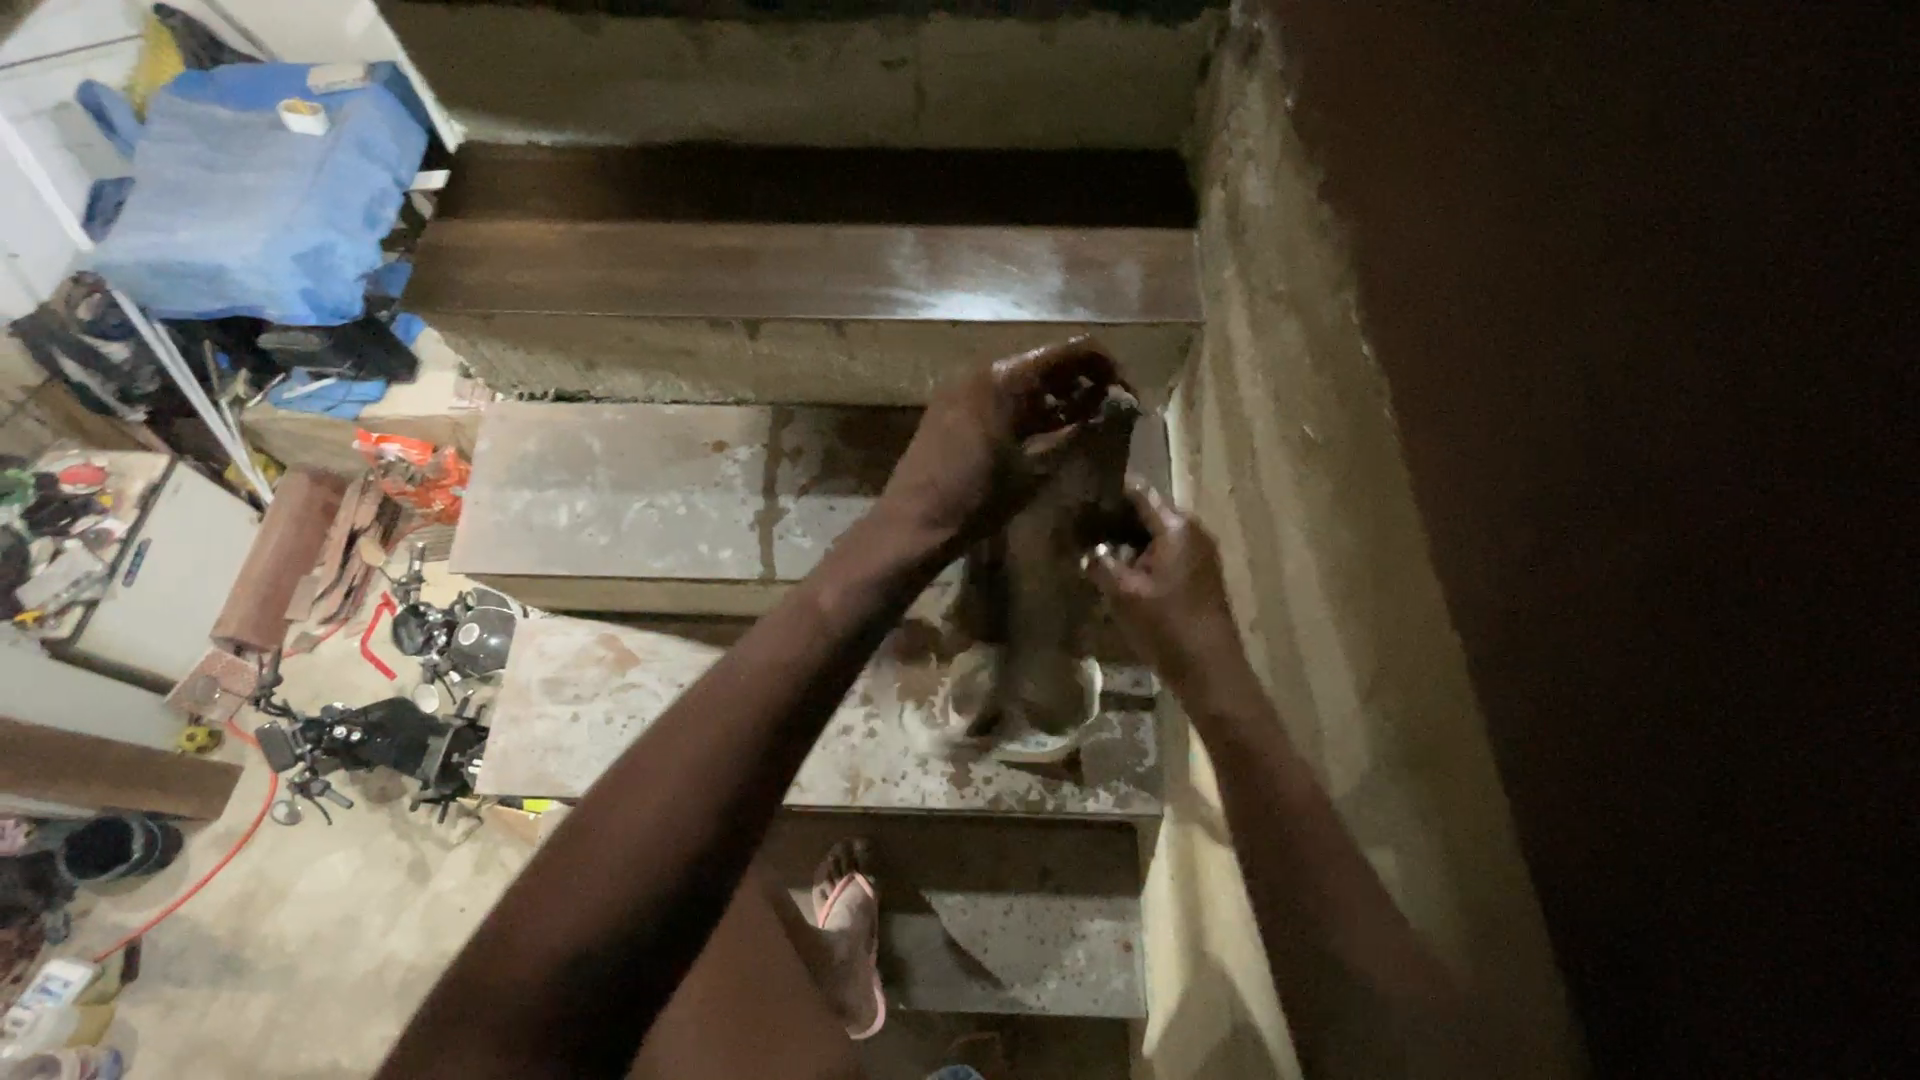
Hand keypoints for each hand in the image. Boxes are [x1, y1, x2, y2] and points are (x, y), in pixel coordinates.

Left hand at [881, 337, 1120, 543]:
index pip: (1072, 352)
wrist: (914, 523)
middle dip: (1084, 383)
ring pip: (1023, 382)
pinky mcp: (952, 410)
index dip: (1107, 369)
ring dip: (1058, 397)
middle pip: (1047, 363)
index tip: (1129, 396)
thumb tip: (1117, 409)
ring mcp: (963, 390)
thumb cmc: (978, 498)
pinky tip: (1050, 432)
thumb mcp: (1037, 468)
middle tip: (1112, 411)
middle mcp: (982, 372)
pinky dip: (1029, 410)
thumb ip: (1078, 432)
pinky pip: (1001, 398)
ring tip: (1088, 423)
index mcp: (1005, 377)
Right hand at [1085, 480, 1249, 692]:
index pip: (1140, 492)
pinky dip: (1143, 555)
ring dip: (1128, 539)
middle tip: (1081, 522)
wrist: (1209, 669)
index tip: (1083, 487)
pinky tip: (1119, 569)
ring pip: (1156, 534)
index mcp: (1176, 526)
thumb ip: (1101, 563)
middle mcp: (1192, 531)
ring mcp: (1200, 553)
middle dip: (1116, 516)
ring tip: (1094, 545)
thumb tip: (1088, 551)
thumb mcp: (1123, 593)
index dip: (1112, 488)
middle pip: (1148, 512)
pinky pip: (1166, 552)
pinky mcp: (1199, 574)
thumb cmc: (1166, 626)